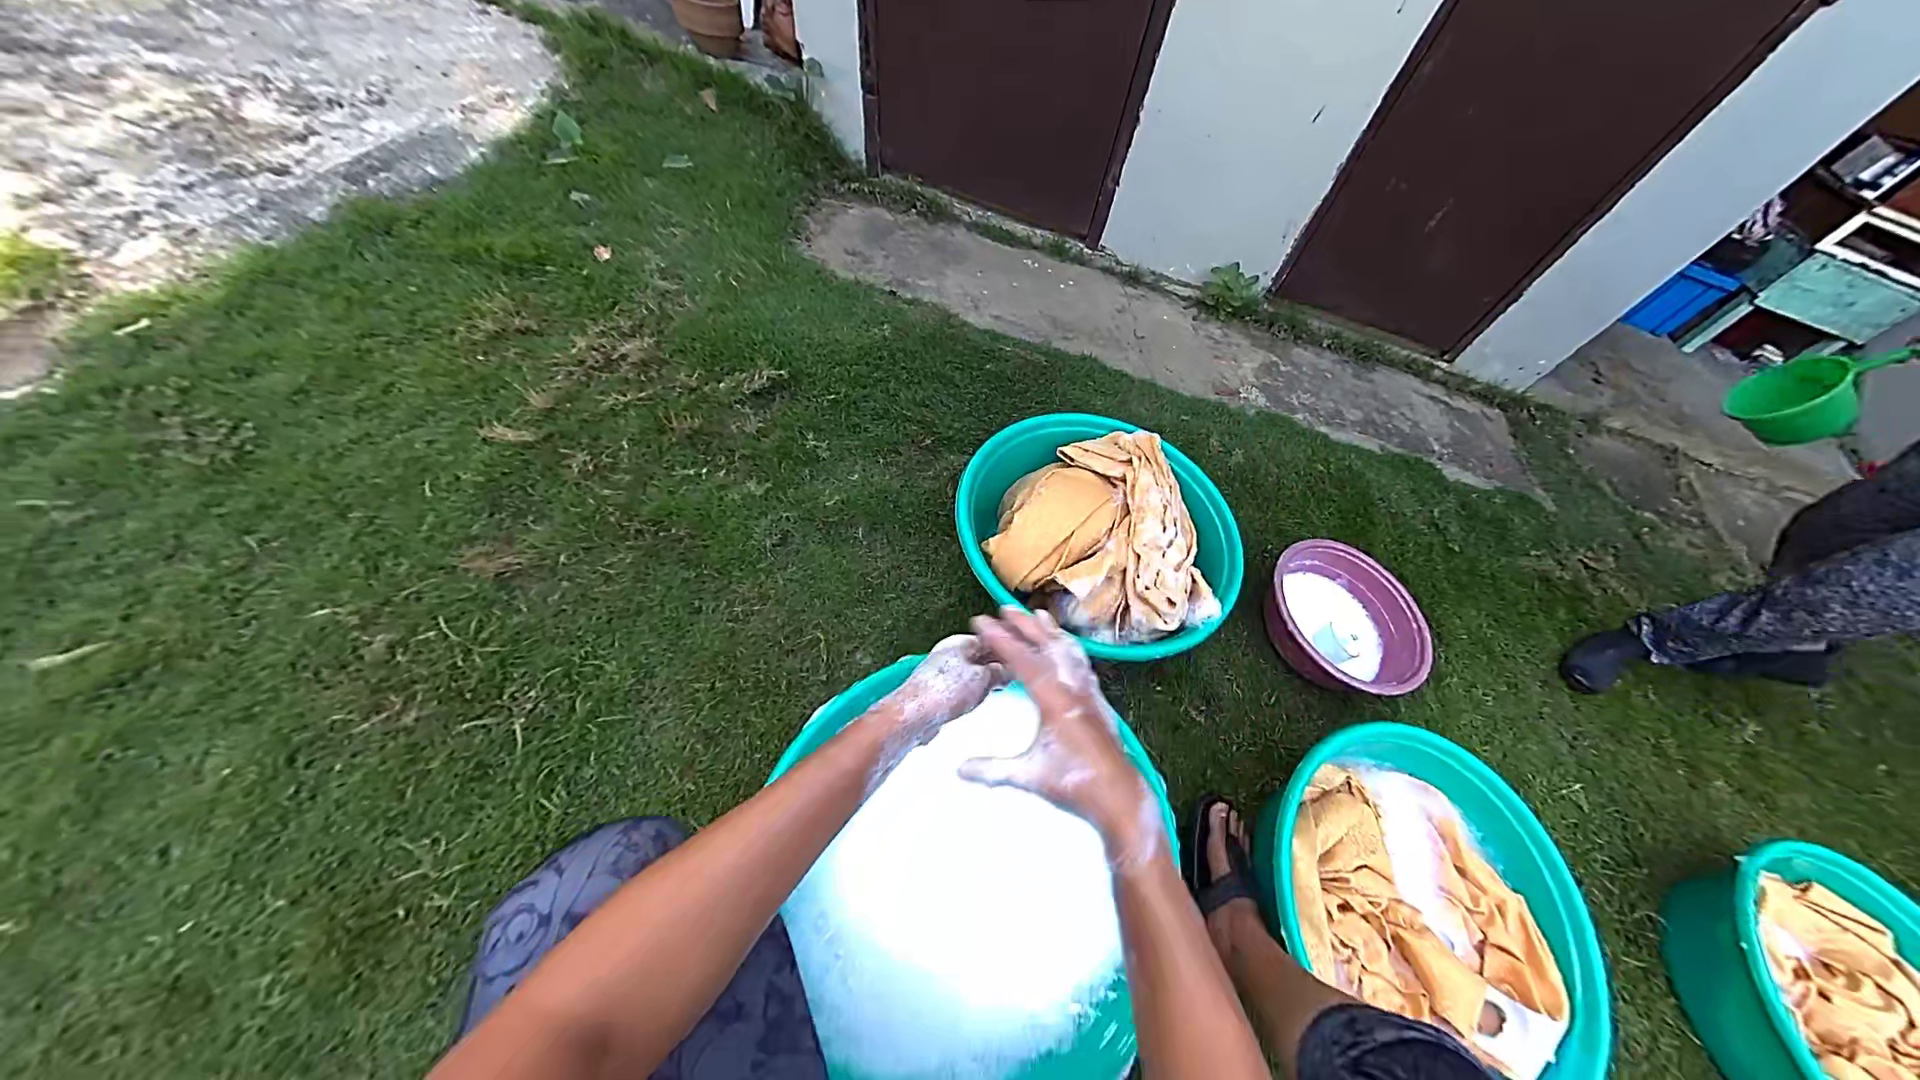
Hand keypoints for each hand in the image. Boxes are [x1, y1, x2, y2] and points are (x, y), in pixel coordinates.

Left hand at [867, 633, 1007, 756]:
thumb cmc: (939, 693)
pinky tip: (971, 703)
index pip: (987, 640)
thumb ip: (997, 672)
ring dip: (980, 681)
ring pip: (966, 673)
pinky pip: (957, 689)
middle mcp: (946, 655)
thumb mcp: (982, 679)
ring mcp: (938, 674)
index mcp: (957, 645)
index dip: (1003, 647)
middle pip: (976, 656)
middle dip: (993, 665)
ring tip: (992, 690)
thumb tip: (1006, 670)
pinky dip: (967, 694)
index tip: (1016, 656)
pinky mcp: (934, 692)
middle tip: (1008, 675)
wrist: (914, 716)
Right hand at [958, 608, 1162, 868]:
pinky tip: (1067, 647)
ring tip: (1039, 615)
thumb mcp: (1030, 776)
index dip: (1000, 639)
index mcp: (1055, 701)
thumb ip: (993, 770)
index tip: (982, 621)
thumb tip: (960, 769)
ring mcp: (1088, 693)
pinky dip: (1069, 647)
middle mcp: (1074, 689)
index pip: (1022, 660)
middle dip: (1024, 625)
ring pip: (1067, 651)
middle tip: (1005, 608)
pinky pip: (1081, 663)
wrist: (1120, 796)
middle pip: (1046, 646)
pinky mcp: (1097, 701)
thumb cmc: (1078, 786)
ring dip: (1050, 631)